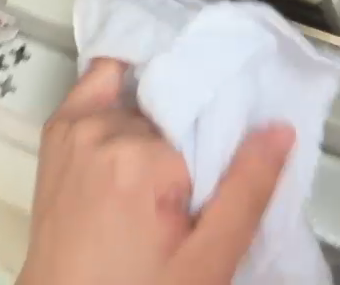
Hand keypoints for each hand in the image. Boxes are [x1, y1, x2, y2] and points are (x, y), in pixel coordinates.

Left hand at [18, 59, 294, 284]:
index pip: (205, 124)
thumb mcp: (205, 261)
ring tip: (154, 171)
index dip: (218, 148)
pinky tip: (136, 110)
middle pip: (171, 113)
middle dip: (182, 142)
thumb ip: (245, 192)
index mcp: (143, 161)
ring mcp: (77, 125)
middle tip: (181, 188)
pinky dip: (120, 84)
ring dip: (154, 124)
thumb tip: (280, 131)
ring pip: (142, 102)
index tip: (214, 177)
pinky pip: (99, 79)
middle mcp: (106, 132)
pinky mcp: (59, 127)